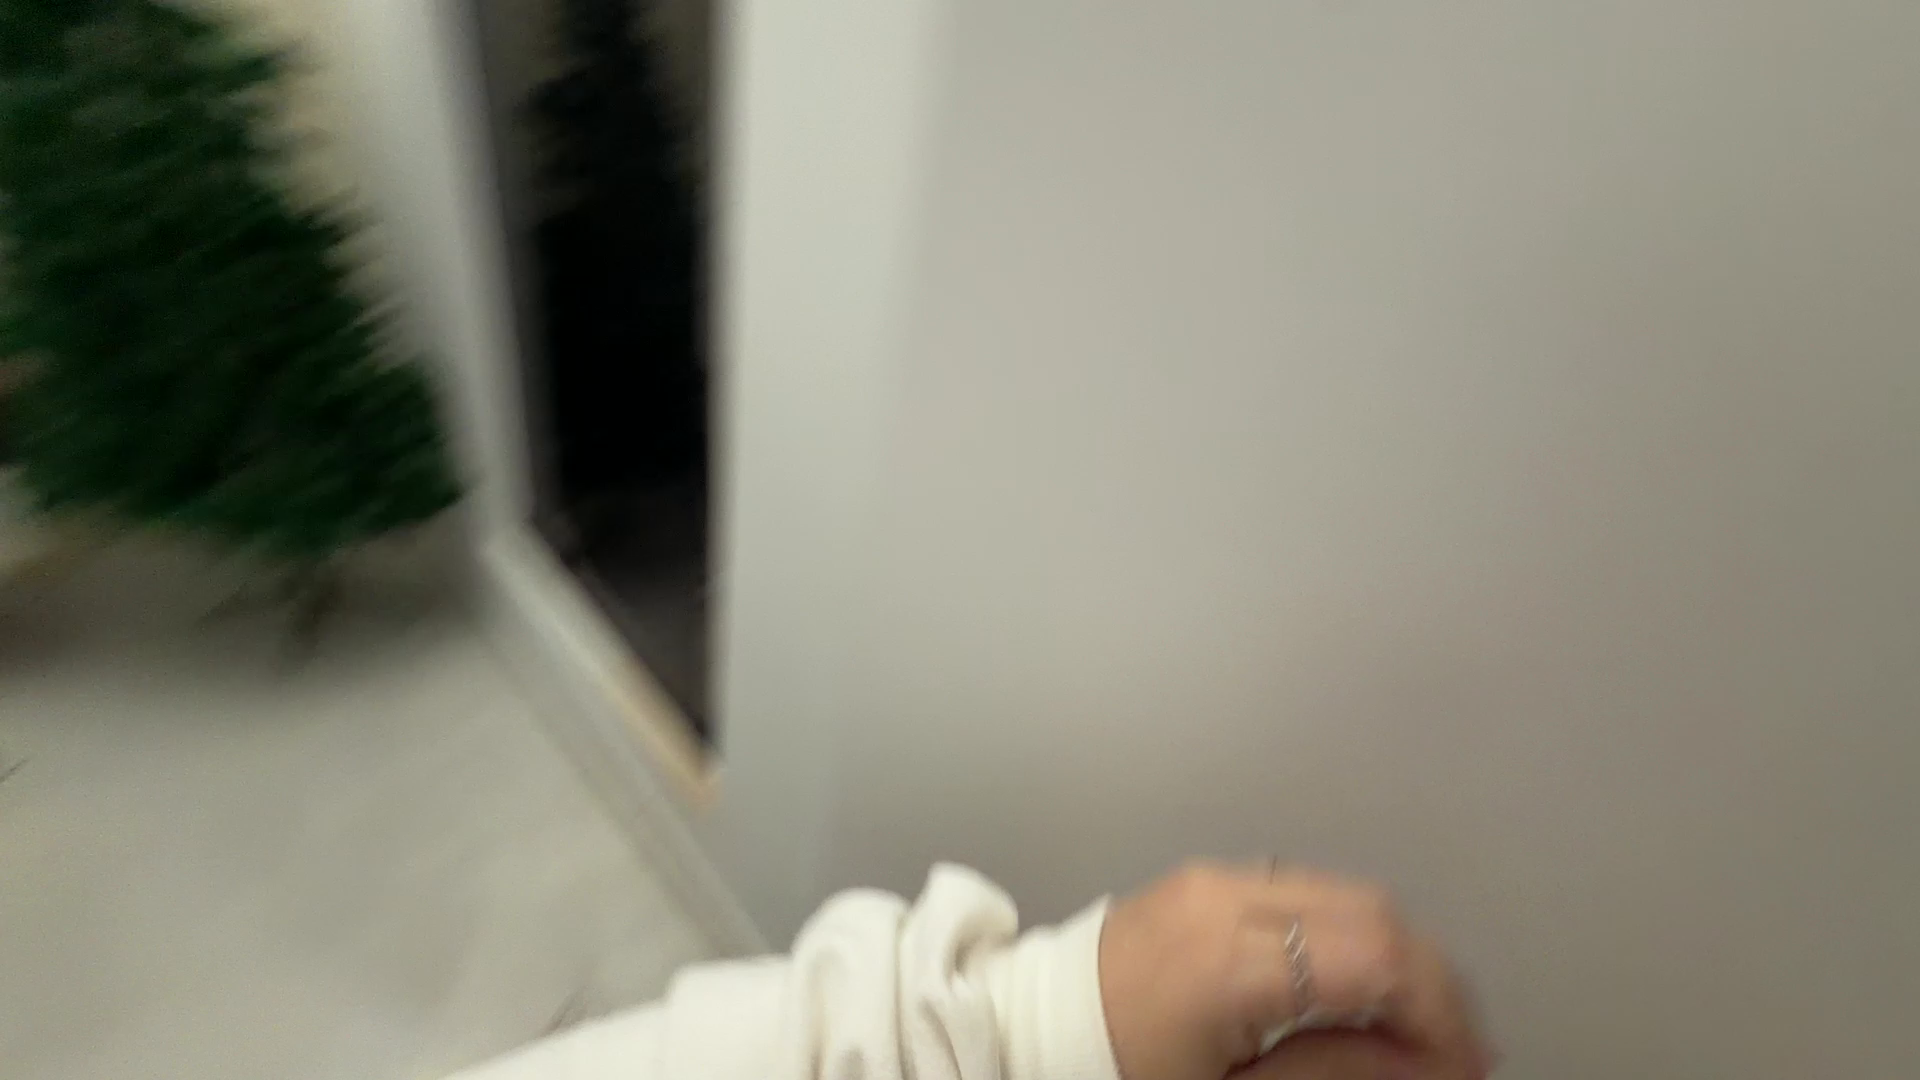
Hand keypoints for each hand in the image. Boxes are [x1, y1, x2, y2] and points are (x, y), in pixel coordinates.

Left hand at [1098, 861, 1492, 1079]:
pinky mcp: (1200, 877)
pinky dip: (1340, 930)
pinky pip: (1296, 889)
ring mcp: (1209, 876)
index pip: (1377, 952)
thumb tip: (1423, 1062)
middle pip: (1368, 906)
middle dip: (1428, 978)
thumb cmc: (1122, 1071)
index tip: (1462, 1071)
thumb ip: (1333, 1072)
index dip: (1442, 1013)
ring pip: (1337, 889)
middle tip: (1446, 1055)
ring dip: (1388, 950)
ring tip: (1402, 1028)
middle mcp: (1225, 896)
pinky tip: (1345, 986)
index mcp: (1230, 958)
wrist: (1040, 1020)